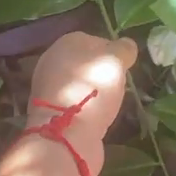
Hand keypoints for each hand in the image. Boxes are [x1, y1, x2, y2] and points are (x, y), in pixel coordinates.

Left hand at [25, 32, 136, 175]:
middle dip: (103, 74)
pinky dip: (87, 109)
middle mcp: (52, 62)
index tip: (127, 66)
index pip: (94, 40)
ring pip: (80, 84)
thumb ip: (123, 49)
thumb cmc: (93, 91)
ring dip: (95, 93)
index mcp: (66, 44)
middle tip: (120, 85)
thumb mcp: (115, 62)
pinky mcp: (51, 113)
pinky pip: (75, 104)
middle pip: (85, 63)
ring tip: (111, 103)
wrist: (67, 135)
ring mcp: (48, 88)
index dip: (113, 52)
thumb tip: (126, 46)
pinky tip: (98, 118)